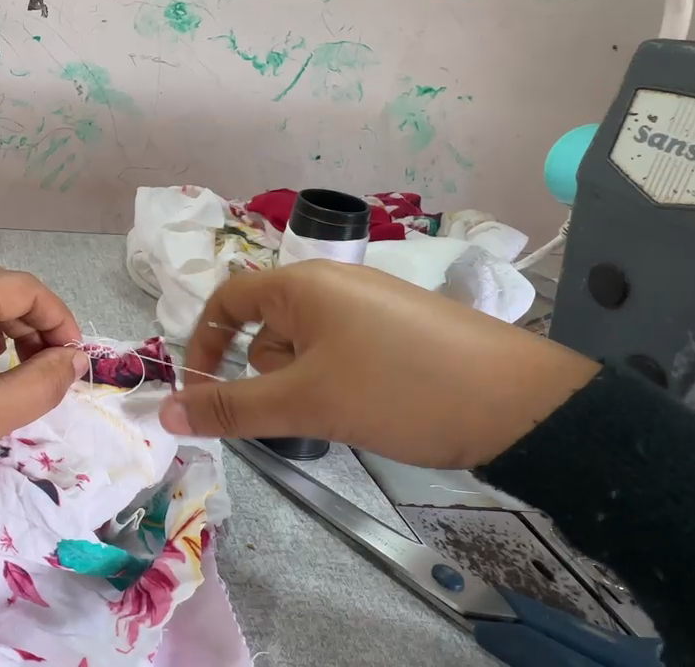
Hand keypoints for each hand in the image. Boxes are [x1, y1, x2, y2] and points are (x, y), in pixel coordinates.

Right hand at [159, 261, 596, 467]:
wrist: (529, 405)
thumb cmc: (400, 390)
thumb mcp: (306, 403)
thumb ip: (231, 408)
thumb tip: (165, 413)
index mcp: (300, 283)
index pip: (226, 301)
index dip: (204, 345)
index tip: (203, 392)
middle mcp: (331, 281)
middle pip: (267, 326)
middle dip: (272, 374)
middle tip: (305, 410)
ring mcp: (372, 301)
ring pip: (308, 343)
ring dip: (308, 380)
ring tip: (347, 412)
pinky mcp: (404, 325)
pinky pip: (345, 348)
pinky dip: (341, 378)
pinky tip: (376, 406)